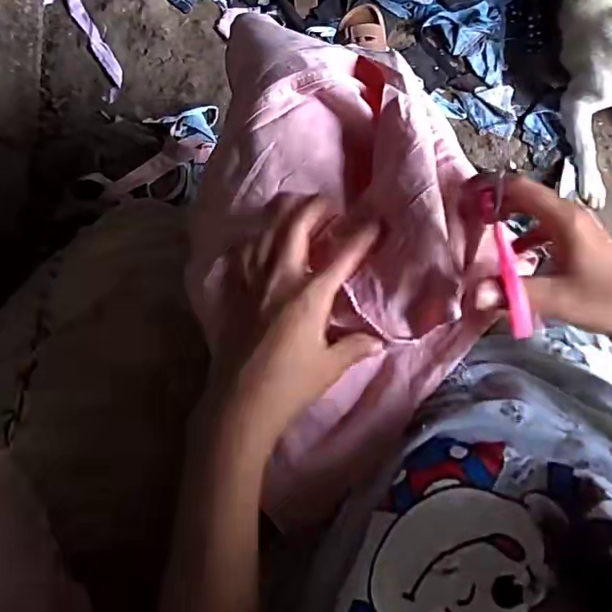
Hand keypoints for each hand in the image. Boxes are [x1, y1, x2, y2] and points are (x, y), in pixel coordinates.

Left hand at [205, 195, 383, 454]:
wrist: (238, 408)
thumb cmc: (289, 388)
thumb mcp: (330, 367)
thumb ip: (356, 347)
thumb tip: (378, 340)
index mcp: (310, 295)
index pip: (343, 255)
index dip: (362, 234)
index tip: (376, 220)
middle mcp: (281, 279)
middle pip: (296, 225)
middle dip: (315, 207)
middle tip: (329, 204)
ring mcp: (252, 283)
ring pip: (265, 232)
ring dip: (282, 214)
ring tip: (296, 207)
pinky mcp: (233, 294)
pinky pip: (240, 255)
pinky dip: (251, 241)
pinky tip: (258, 241)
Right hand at [467, 174, 611, 353]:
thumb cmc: (603, 302)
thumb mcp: (556, 299)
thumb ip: (513, 292)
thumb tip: (473, 292)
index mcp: (564, 217)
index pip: (519, 187)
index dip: (489, 187)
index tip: (464, 195)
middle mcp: (569, 214)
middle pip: (525, 194)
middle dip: (495, 200)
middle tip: (467, 213)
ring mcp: (576, 226)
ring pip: (534, 210)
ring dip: (509, 216)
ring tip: (485, 230)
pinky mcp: (579, 240)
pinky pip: (545, 226)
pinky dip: (525, 233)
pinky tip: (516, 255)